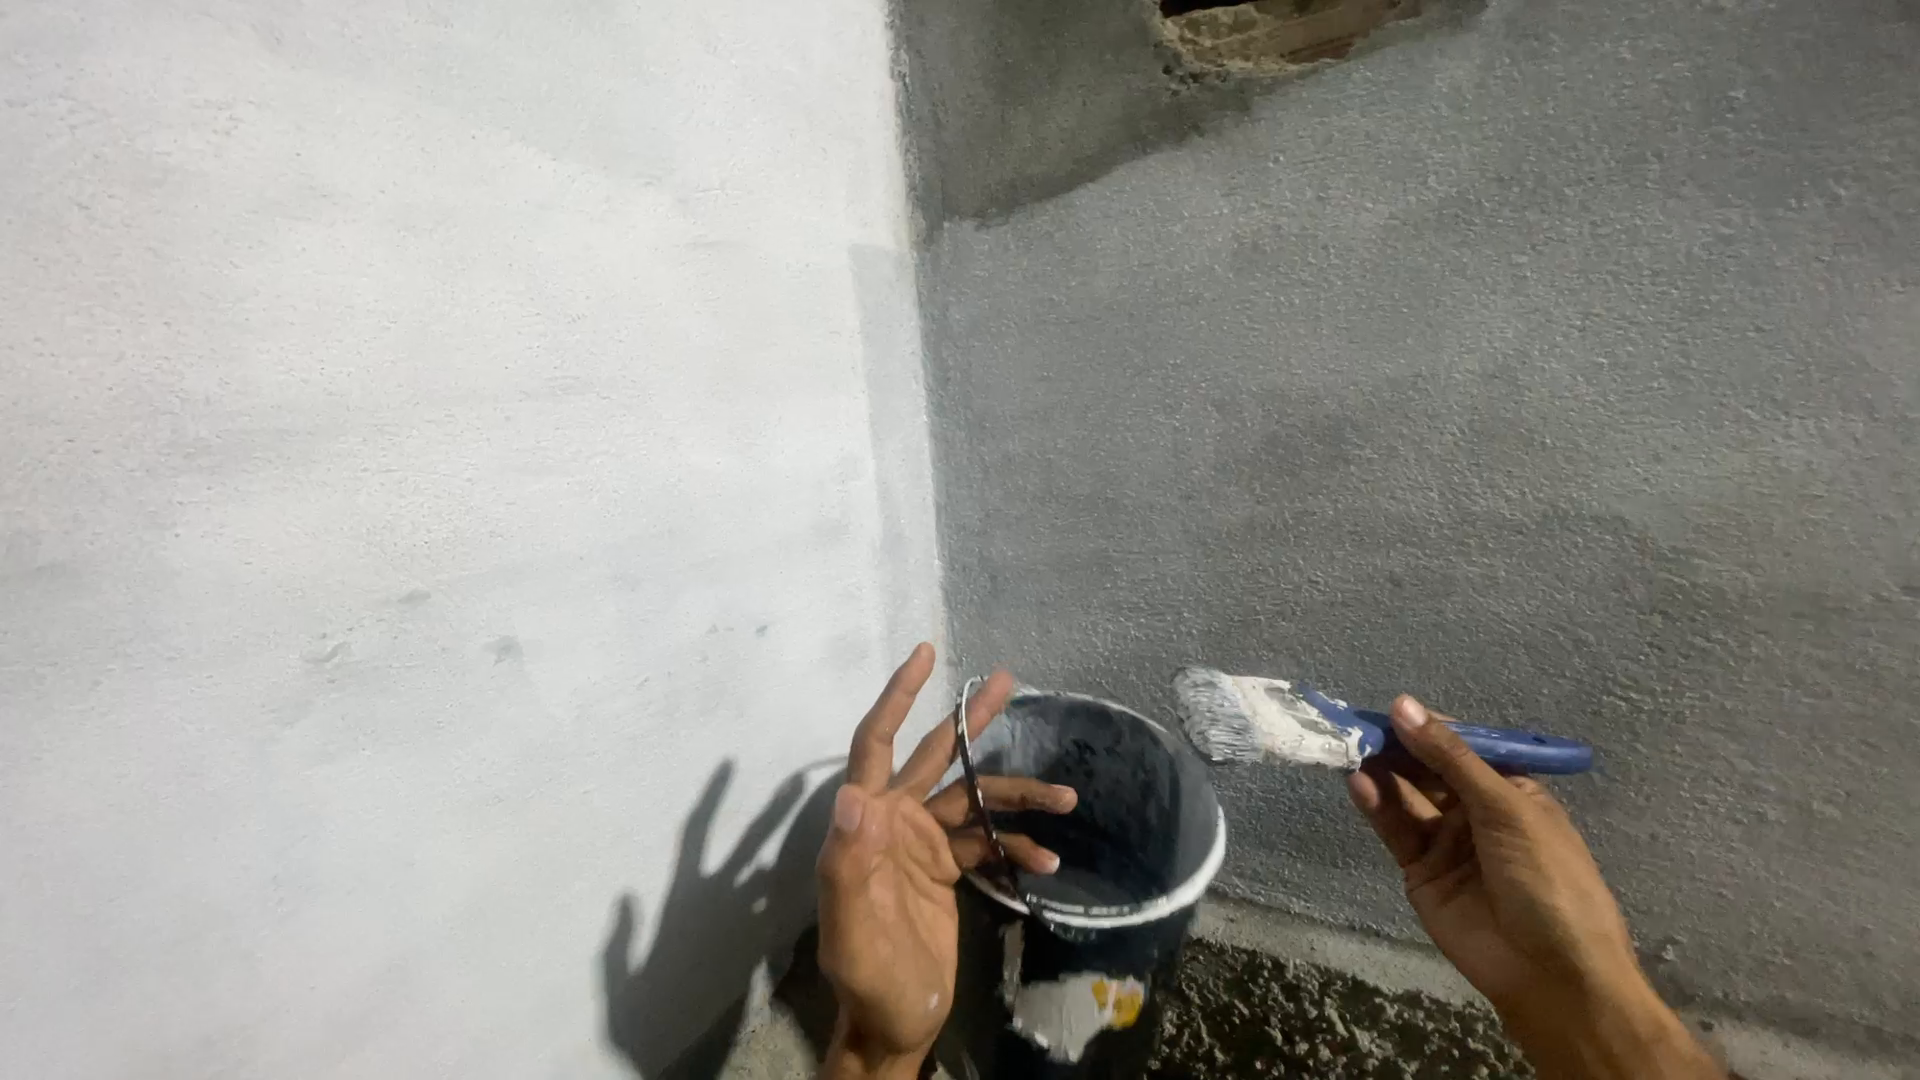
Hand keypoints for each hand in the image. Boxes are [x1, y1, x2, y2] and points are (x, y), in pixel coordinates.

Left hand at [816, 644, 1076, 1079]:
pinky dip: (1017, 845)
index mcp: (866, 822)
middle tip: (1006, 680)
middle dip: (971, 719)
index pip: (876, 743)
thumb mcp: (852, 930)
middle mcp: (894, 818)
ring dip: (1018, 796)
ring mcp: (924, 840)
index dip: (898, 697)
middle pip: (935, 753)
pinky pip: (987, 841)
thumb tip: (852, 794)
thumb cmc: (868, 978)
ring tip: (1067, 798)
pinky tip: (1048, 858)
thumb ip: (848, 864)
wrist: (896, 1023)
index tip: (924, 654)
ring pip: (975, 798)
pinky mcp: (948, 864)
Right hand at [1347, 696, 1721, 1079]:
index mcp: (1509, 792)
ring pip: (1405, 795)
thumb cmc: (1546, 879)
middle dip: (1394, 747)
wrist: (1551, 974)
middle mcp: (1474, 810)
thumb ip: (1449, 756)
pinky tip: (1358, 785)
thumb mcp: (1505, 808)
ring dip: (1380, 772)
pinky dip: (1375, 805)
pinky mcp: (1419, 867)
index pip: (1460, 747)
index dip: (1426, 727)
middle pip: (1425, 769)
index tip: (1390, 709)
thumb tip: (1402, 703)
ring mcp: (1445, 839)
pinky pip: (1394, 828)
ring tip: (1349, 750)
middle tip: (1356, 727)